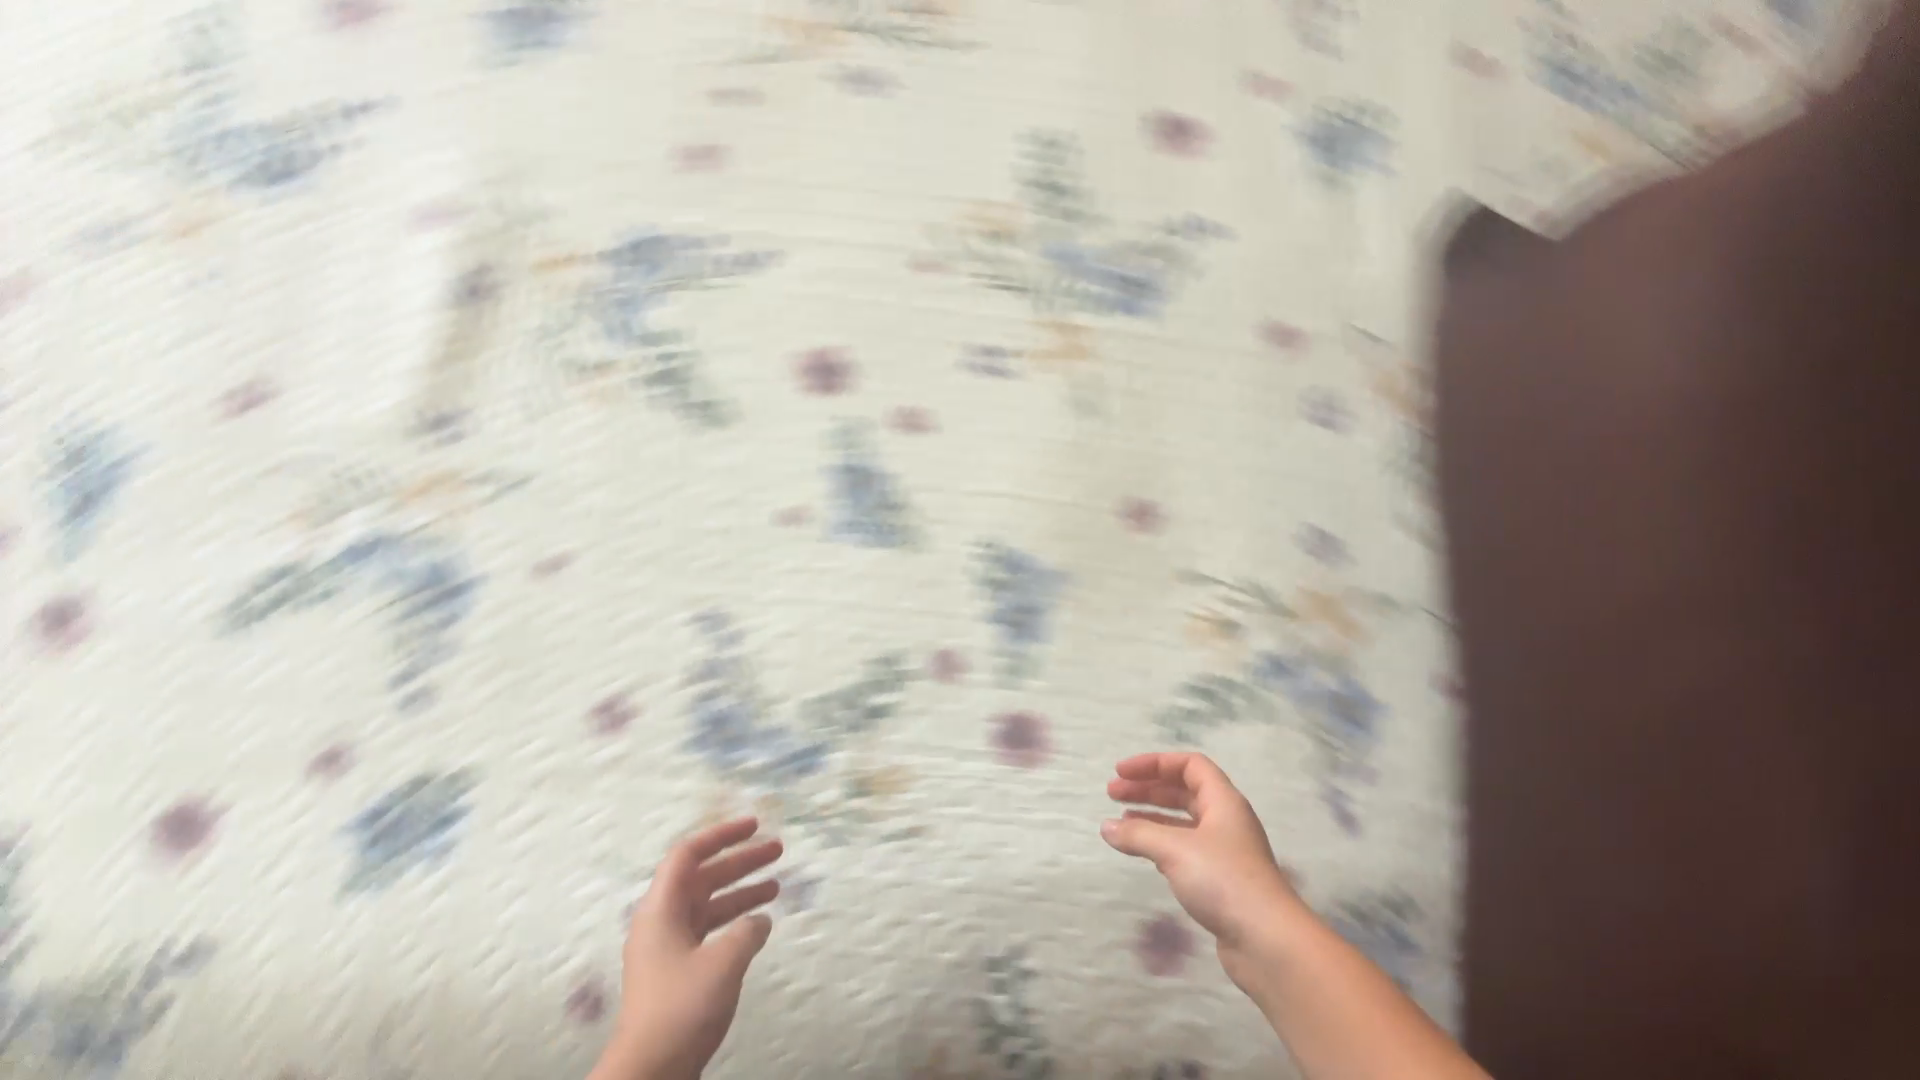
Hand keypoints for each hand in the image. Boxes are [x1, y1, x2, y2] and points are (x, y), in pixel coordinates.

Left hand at [593, 817, 782, 1079]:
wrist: (650, 1070)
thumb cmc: (681, 1008)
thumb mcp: (723, 963)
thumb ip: (746, 932)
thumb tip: (758, 921)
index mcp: (661, 909)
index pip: (689, 854)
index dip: (722, 835)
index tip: (754, 825)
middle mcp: (661, 922)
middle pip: (702, 877)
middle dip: (740, 861)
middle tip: (777, 849)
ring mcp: (668, 948)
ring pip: (708, 906)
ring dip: (741, 892)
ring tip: (776, 885)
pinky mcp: (677, 973)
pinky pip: (709, 932)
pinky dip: (735, 922)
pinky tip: (760, 926)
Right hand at [1101, 753, 1308, 980]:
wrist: (1267, 940)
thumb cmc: (1223, 880)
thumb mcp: (1174, 849)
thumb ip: (1137, 834)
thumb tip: (1106, 827)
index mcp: (1223, 801)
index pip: (1189, 765)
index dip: (1153, 762)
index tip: (1120, 772)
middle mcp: (1226, 820)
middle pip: (1184, 790)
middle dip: (1147, 788)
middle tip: (1112, 794)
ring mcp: (1225, 851)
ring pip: (1184, 822)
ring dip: (1152, 816)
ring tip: (1121, 823)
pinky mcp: (1221, 880)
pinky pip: (1185, 849)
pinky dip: (1161, 844)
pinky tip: (1143, 853)